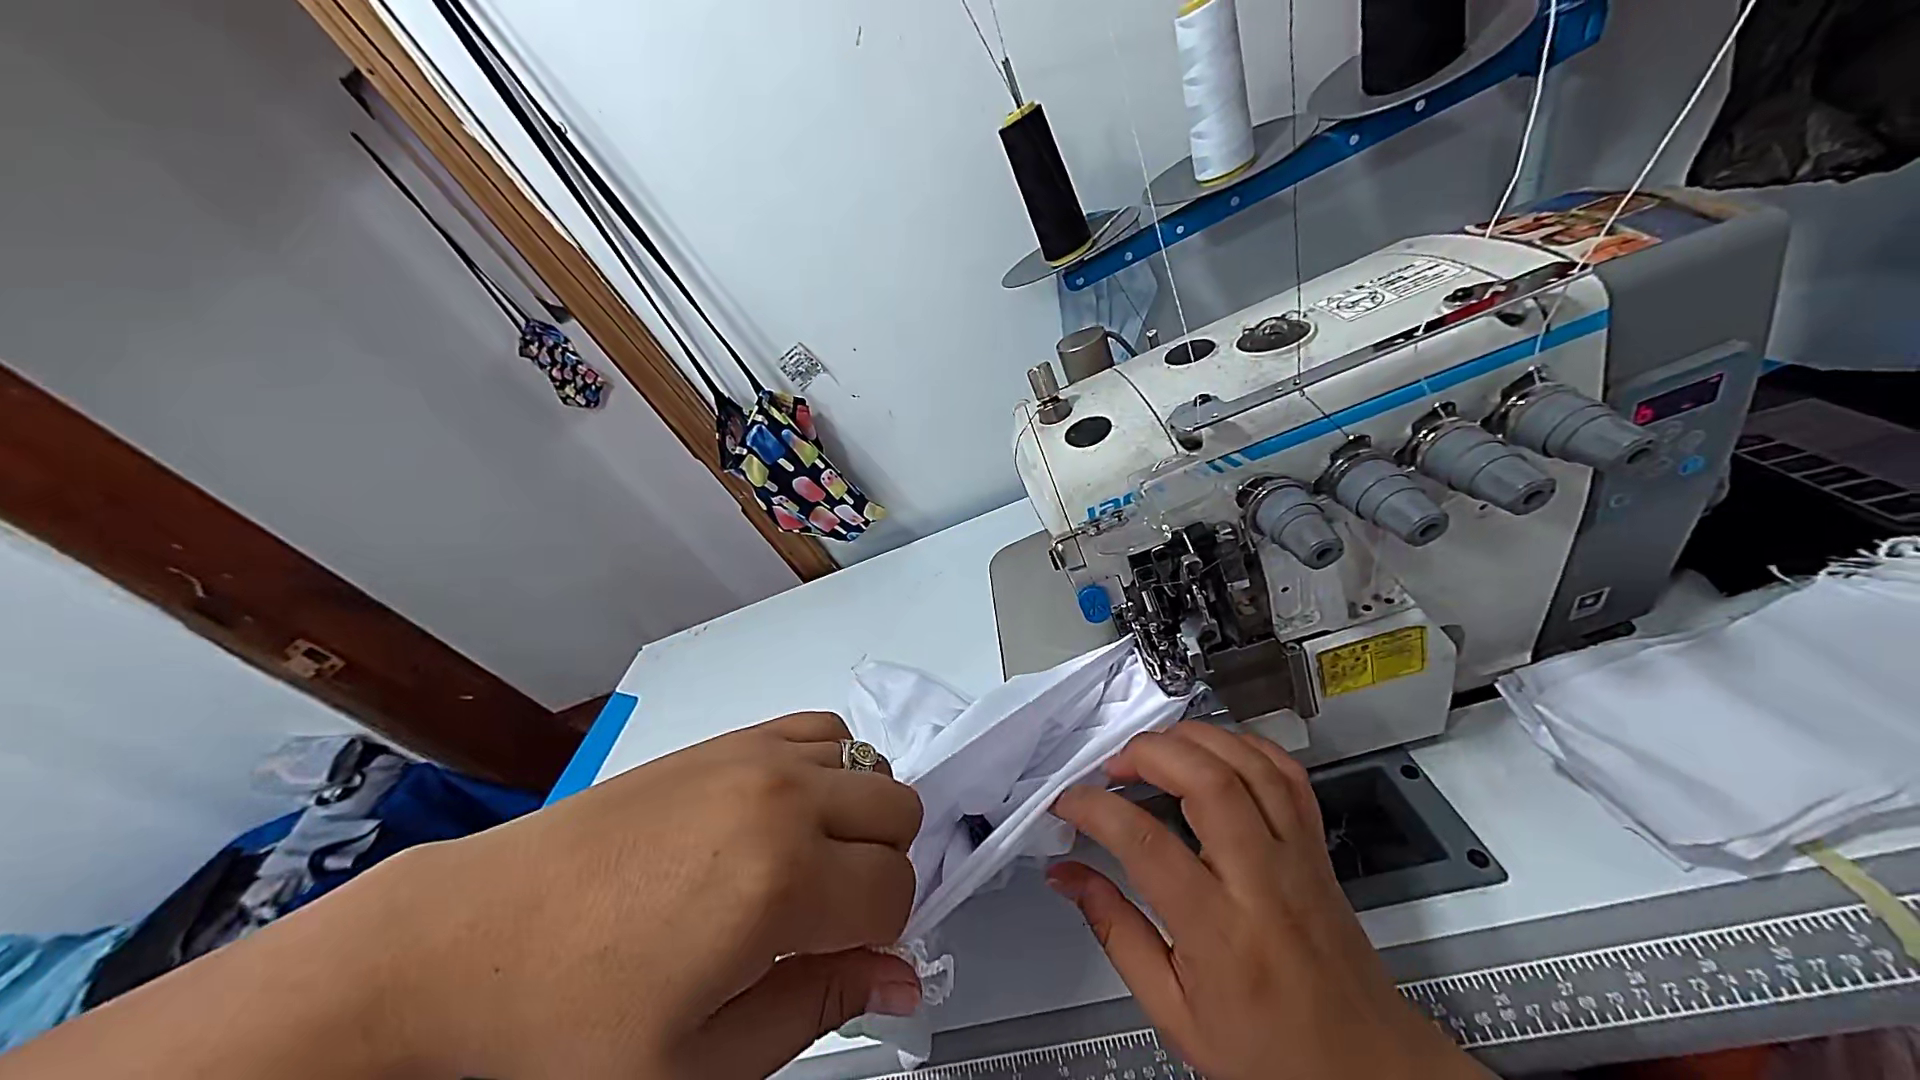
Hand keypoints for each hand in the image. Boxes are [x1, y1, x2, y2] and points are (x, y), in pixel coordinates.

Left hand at [0, 713, 922, 1079]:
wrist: (458, 943)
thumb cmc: (567, 1027)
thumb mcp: (700, 1064)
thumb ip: (819, 1007)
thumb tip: (901, 980)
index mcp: (780, 879)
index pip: (896, 892)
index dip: (884, 938)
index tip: (845, 961)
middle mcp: (780, 797)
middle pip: (899, 811)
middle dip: (882, 870)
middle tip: (827, 917)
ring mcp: (751, 756)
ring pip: (866, 765)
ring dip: (856, 817)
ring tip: (804, 863)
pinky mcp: (722, 739)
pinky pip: (816, 730)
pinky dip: (826, 767)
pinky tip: (782, 812)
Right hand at [1049, 723, 1488, 1079]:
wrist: (1365, 1071)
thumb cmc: (1274, 1053)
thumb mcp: (1174, 1012)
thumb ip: (1115, 932)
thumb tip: (1070, 877)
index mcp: (1220, 933)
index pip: (1146, 843)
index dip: (1095, 808)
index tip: (1070, 801)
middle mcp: (1263, 883)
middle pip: (1207, 781)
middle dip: (1148, 753)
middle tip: (1114, 765)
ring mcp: (1296, 857)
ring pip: (1250, 764)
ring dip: (1193, 739)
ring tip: (1156, 750)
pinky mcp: (1315, 847)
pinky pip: (1287, 773)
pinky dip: (1245, 745)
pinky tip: (1215, 751)